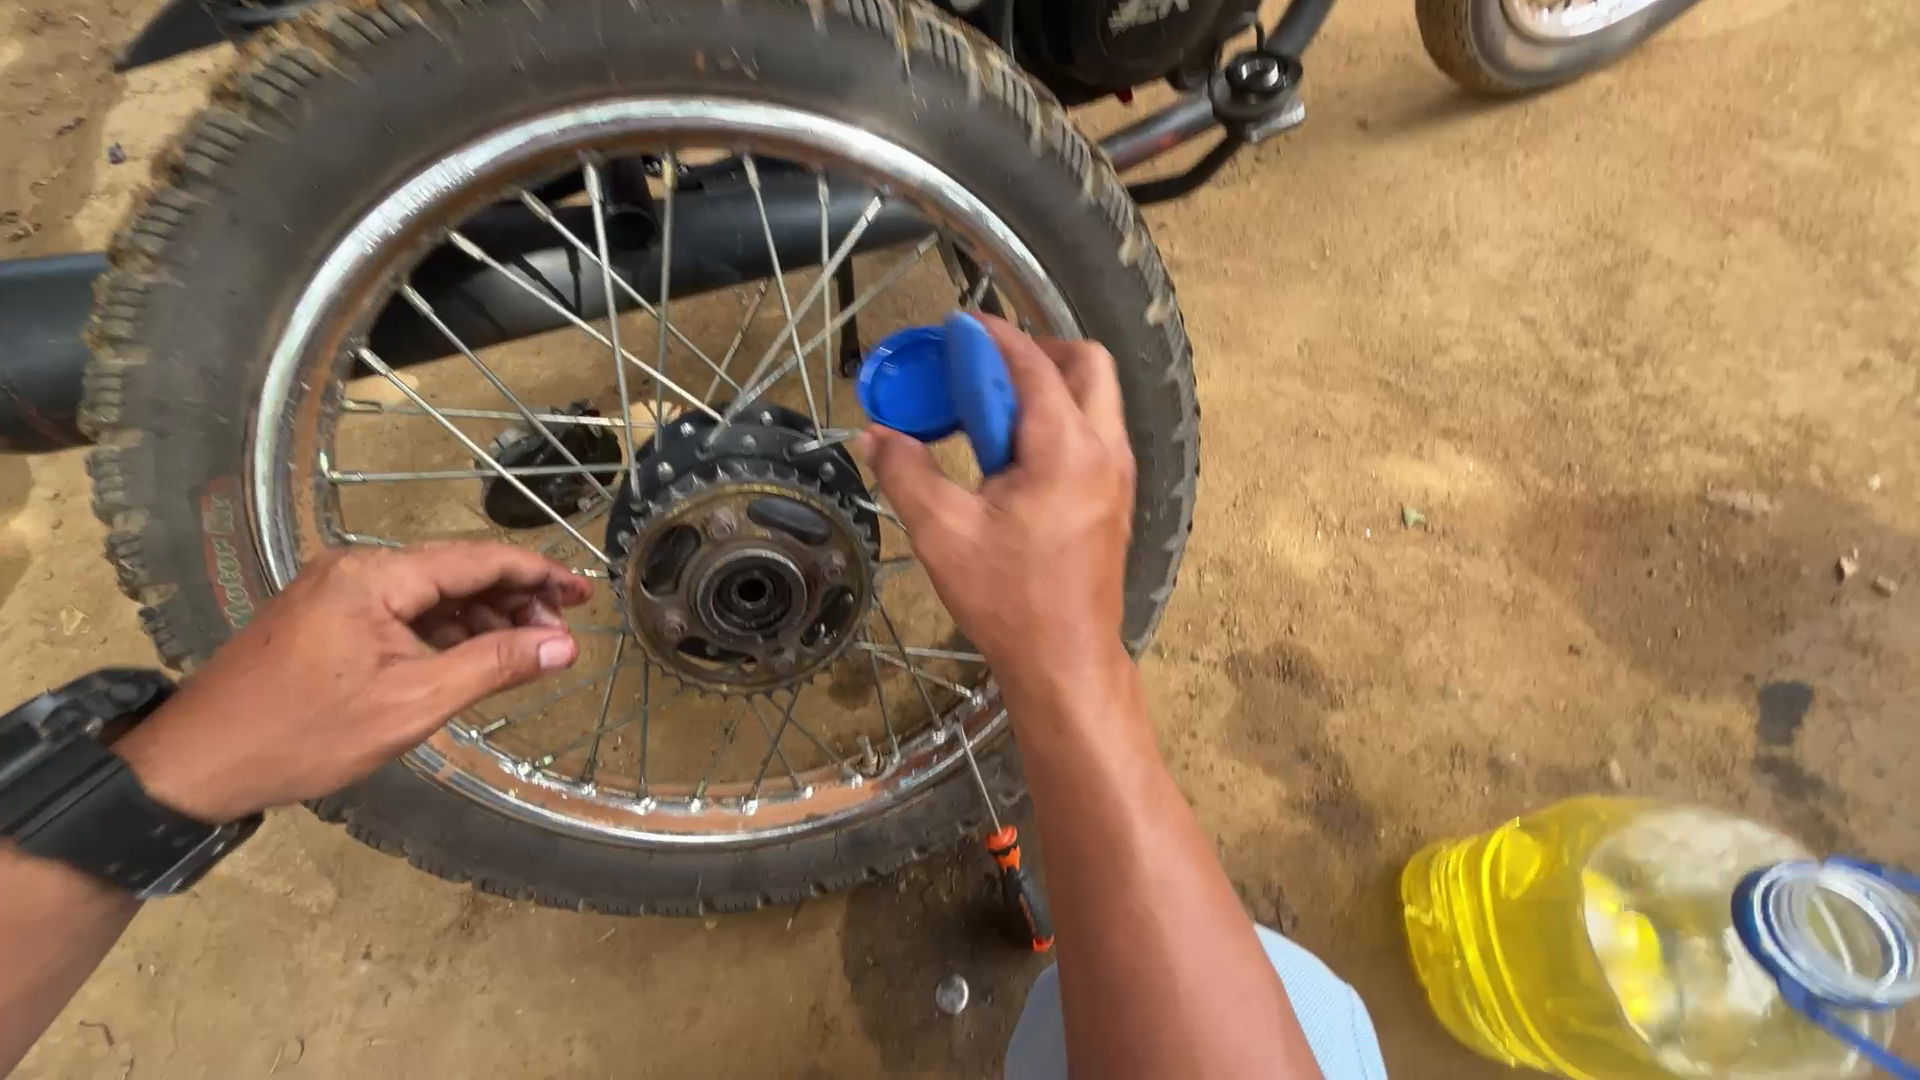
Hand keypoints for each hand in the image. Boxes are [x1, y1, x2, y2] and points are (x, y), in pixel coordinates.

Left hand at [114, 542, 592, 822]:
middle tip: (558, 635)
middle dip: (517, 599)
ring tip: (524, 651)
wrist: (187, 769)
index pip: (480, 560)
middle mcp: (358, 569)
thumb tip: (567, 646)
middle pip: (461, 570)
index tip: (584, 595)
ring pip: (437, 591)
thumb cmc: (304, 734)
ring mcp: (339, 590)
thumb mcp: (414, 701)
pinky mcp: (330, 614)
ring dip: (486, 617)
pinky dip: (450, 629)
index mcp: (376, 577)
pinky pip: (408, 609)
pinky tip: (474, 655)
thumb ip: (497, 665)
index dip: (541, 575)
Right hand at [859, 316, 1134, 689]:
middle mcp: (1105, 450)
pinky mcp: (1117, 499)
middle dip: (1037, 352)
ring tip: (997, 414)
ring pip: (1098, 398)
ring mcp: (1119, 475)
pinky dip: (1063, 421)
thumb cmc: (1008, 599)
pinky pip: (1097, 433)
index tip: (958, 329)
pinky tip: (1019, 458)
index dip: (992, 337)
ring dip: (1052, 386)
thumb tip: (874, 436)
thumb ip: (906, 473)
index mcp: (1065, 448)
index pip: (1032, 364)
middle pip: (1087, 364)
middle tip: (987, 371)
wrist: (1065, 659)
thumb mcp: (942, 533)